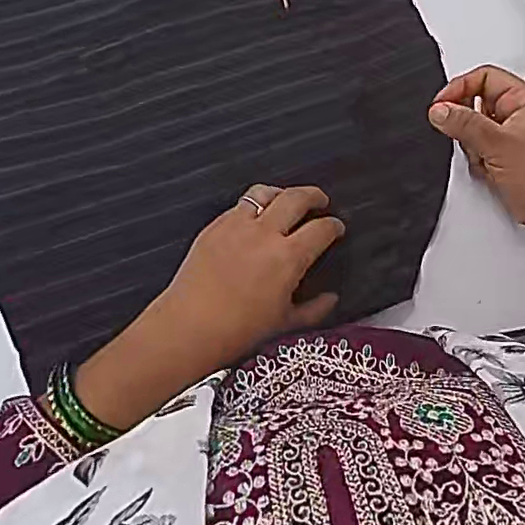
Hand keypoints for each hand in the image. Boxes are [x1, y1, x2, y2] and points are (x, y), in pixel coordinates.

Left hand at [74, 185, 344, 428]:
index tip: (336, 228)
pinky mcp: (213, 228)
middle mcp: (264, 234)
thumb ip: (315, 309)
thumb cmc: (238, 331)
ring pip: (264, 193)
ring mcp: (236, 226)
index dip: (334, 226)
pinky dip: (252, 206)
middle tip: (320, 201)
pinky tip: (255, 218)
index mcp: (288, 257)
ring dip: (281, 193)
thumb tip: (330, 299)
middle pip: (296, 198)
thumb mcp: (286, 324)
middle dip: (314, 196)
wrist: (188, 328)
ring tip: (287, 200)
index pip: (321, 228)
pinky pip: (238, 206)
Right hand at [427, 65, 524, 229]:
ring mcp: (515, 135)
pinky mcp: (509, 155)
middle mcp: (522, 114)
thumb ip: (464, 123)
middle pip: (477, 103)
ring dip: (474, 146)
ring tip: (488, 159)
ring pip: (477, 129)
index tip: (441, 106)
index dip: (459, 88)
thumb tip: (440, 109)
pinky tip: (491, 171)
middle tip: (472, 140)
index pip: (484, 77)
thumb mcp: (497, 144)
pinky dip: (480, 160)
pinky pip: (482, 149)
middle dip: (468, 125)